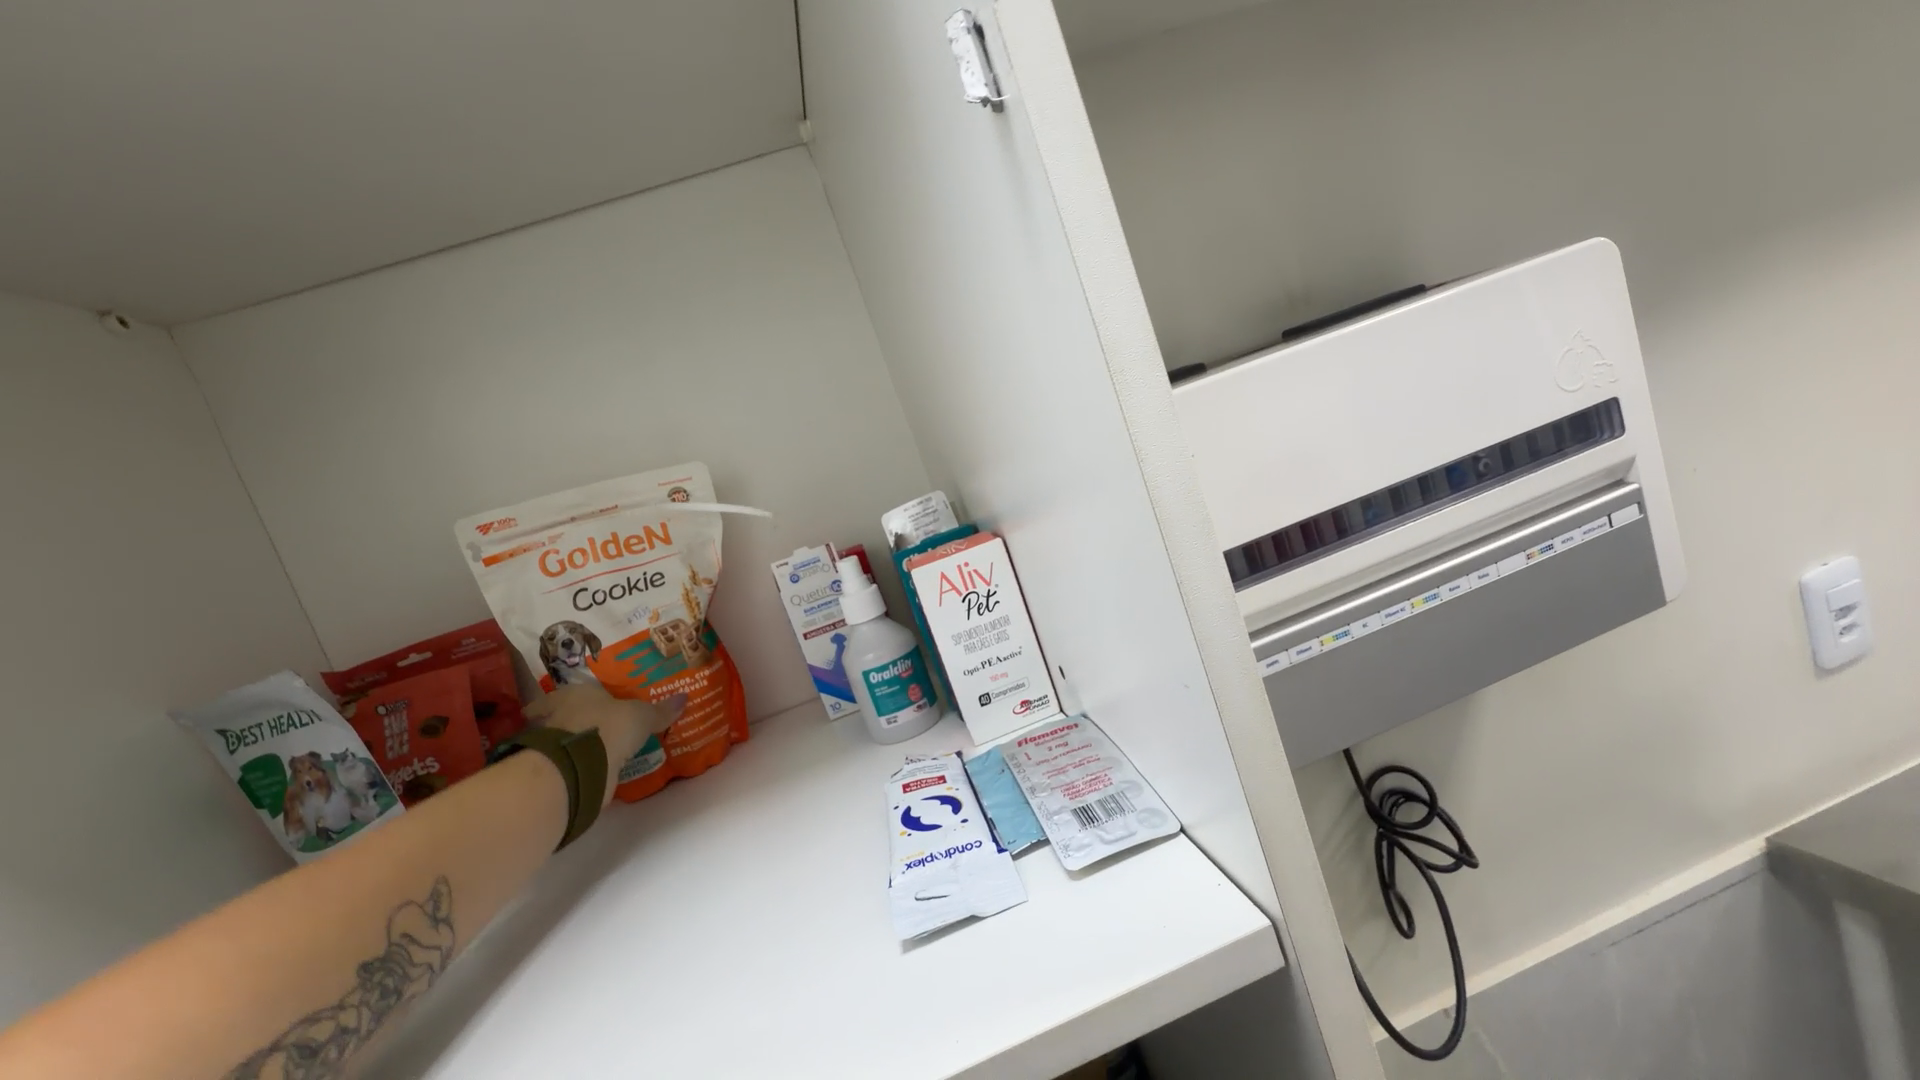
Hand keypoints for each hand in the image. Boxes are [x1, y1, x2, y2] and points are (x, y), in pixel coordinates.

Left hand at [524, 685, 673, 802]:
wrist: (581, 768)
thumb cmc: (608, 727)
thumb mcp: (641, 716)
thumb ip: (660, 710)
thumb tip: (683, 697)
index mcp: (576, 693)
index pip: (585, 690)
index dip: (596, 696)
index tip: (608, 703)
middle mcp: (559, 714)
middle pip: (575, 714)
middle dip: (588, 719)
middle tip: (610, 726)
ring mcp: (555, 743)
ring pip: (573, 738)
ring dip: (586, 743)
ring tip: (610, 748)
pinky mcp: (559, 768)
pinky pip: (578, 761)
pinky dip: (587, 764)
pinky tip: (603, 767)